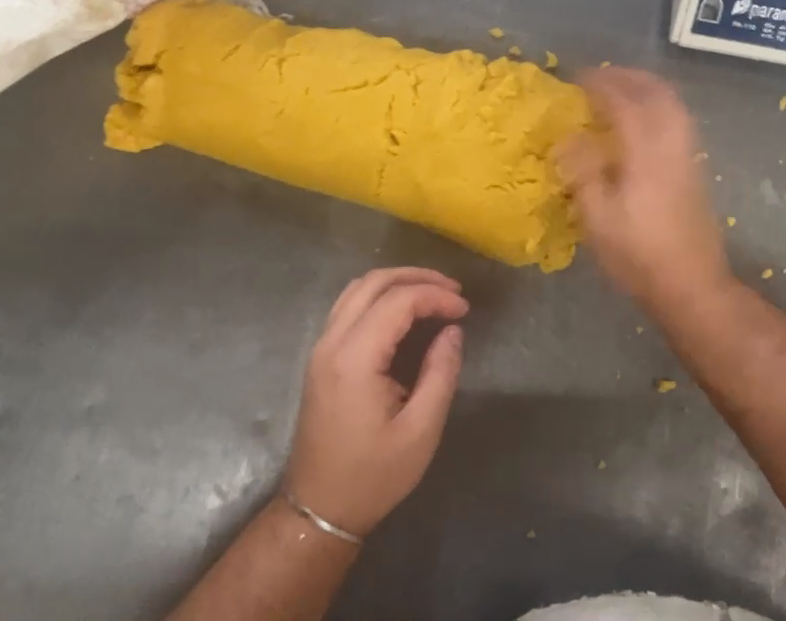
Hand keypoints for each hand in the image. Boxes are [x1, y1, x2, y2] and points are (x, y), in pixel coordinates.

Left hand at [284, 267, 467, 537]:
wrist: (320, 508)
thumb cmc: (374, 474)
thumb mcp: (421, 430)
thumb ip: (440, 373)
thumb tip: (452, 331)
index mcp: (355, 359)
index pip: (398, 301)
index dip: (436, 296)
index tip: (465, 310)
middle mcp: (332, 343)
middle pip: (373, 282)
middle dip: (417, 278)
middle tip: (453, 291)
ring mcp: (321, 349)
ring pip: (357, 290)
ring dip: (396, 283)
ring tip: (433, 295)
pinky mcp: (321, 359)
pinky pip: (349, 307)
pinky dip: (380, 297)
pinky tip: (405, 313)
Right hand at [559, 67, 732, 309]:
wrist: (692, 284)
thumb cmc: (638, 255)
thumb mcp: (598, 218)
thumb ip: (583, 171)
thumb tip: (568, 138)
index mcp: (646, 152)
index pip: (624, 102)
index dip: (600, 84)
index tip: (577, 76)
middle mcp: (672, 144)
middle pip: (657, 93)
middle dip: (628, 77)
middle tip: (599, 76)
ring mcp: (688, 155)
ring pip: (673, 104)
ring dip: (646, 88)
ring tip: (619, 90)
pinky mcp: (695, 169)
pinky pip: (678, 120)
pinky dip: (658, 106)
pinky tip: (640, 122)